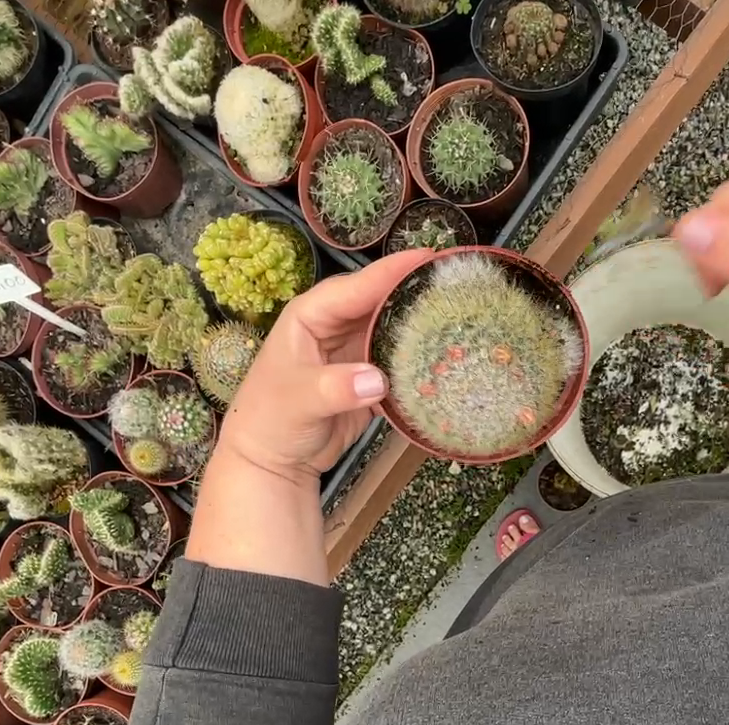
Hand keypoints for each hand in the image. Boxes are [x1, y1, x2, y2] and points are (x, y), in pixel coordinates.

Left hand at [216, 249, 435, 485]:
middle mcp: (334, 329)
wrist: (273, 462)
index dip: (389, 272)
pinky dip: (417, 363)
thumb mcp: (298, 401)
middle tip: (454, 282)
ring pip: (391, 331)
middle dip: (413, 292)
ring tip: (458, 315)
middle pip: (379, 302)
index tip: (427, 257)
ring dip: (419, 327)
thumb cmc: (270, 421)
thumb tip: (378, 380)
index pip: (355, 287)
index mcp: (311, 317)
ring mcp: (353, 355)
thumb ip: (335, 388)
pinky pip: (397, 364)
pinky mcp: (367, 382)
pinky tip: (445, 360)